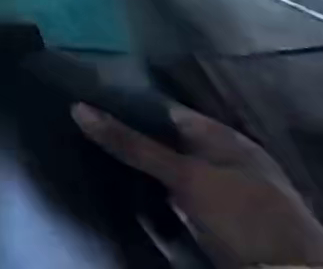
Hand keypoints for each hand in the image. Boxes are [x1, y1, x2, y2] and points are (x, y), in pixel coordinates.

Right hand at [74, 101, 322, 268]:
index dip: (127, 104)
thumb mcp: (185, 177)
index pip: (165, 110)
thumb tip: (76, 106)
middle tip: (84, 128)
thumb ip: (132, 144)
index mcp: (227, 139)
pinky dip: (152, 191)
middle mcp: (226, 160)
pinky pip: (173, 195)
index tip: (87, 101)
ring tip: (93, 155)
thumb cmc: (245, 216)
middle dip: (130, 137)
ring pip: (168, 169)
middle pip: (165, 139)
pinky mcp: (219, 221)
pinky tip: (124, 188)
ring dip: (139, 167)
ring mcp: (225, 193)